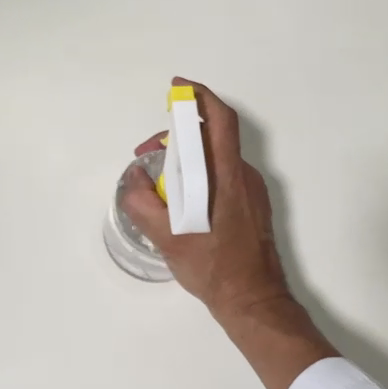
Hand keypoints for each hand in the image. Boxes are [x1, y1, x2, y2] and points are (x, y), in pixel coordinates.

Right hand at [122, 78, 293, 320]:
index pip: (219, 121)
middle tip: (149, 152)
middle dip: (179, 135)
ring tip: (159, 181)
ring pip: (216, 160)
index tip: (178, 88)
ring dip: (188, 158)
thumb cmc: (213, 267)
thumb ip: (144, 204)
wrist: (253, 300)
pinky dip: (200, 175)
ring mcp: (251, 192)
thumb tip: (134, 179)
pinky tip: (181, 200)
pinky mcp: (253, 207)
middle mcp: (243, 177)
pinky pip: (222, 177)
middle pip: (213, 138)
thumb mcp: (168, 237)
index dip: (200, 97)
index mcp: (226, 177)